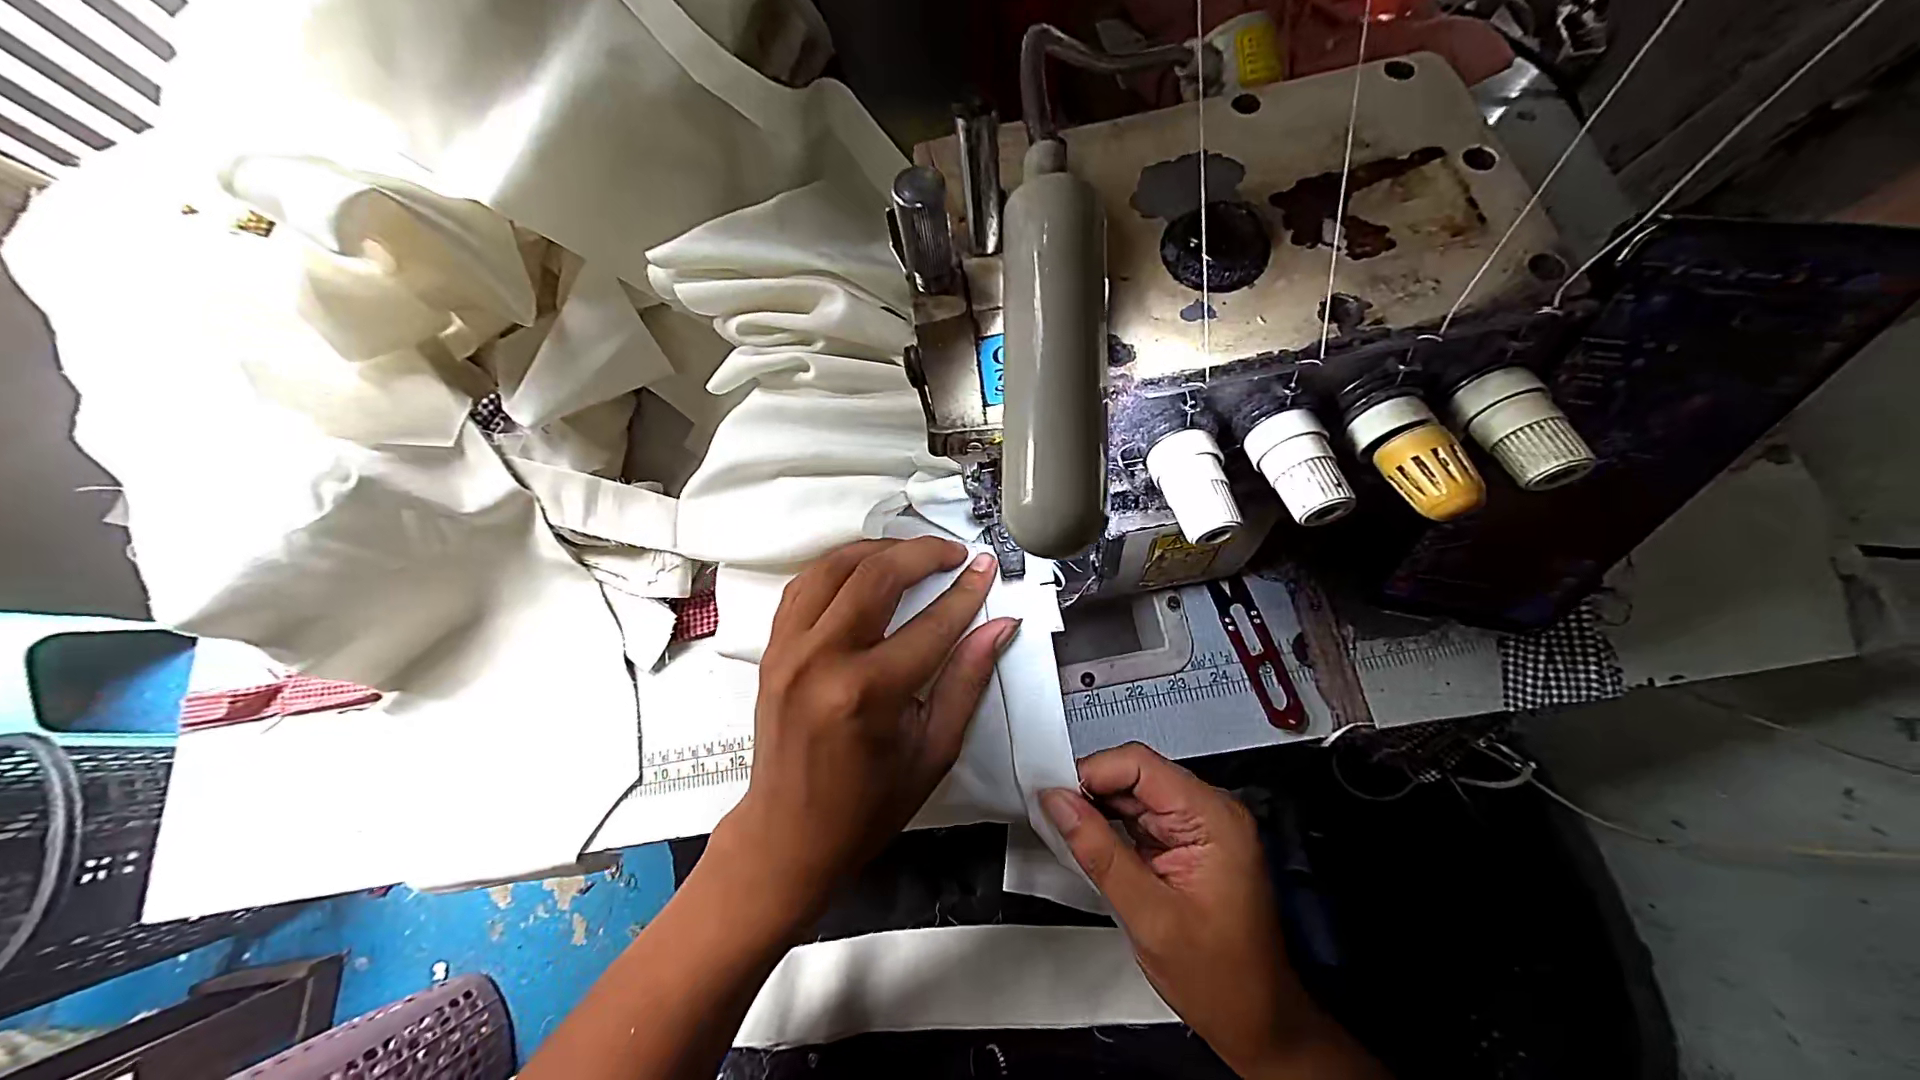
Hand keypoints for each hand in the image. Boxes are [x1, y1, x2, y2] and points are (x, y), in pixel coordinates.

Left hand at [716, 537, 1018, 921]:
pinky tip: (862, 569)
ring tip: (912, 553)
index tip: (984, 571)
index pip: (931, 623)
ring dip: (878, 549)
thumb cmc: (865, 806)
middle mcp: (822, 660)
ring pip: (834, 567)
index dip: (966, 592)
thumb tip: (998, 628)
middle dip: (923, 553)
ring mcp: (789, 650)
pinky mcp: (773, 650)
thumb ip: (967, 680)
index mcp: (868, 693)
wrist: (788, 834)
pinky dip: (836, 567)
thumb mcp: (933, 750)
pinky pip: (804, 586)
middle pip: (877, 575)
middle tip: (952, 554)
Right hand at [1042, 743, 1383, 1078]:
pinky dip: (1110, 828)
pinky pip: (1139, 816)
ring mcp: (1199, 827)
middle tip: (1057, 816)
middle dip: (1091, 793)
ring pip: (1132, 794)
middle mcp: (1210, 813)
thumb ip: (1099, 851)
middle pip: (1134, 775)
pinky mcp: (1187, 841)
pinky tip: (1094, 847)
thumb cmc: (1225, 979)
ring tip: (1073, 837)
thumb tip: (1062, 804)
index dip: (1093, 772)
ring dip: (1098, 811)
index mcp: (1213, 819)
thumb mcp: (1149, 916)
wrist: (1258, 1021)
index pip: (1140, 764)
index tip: (1057, 793)